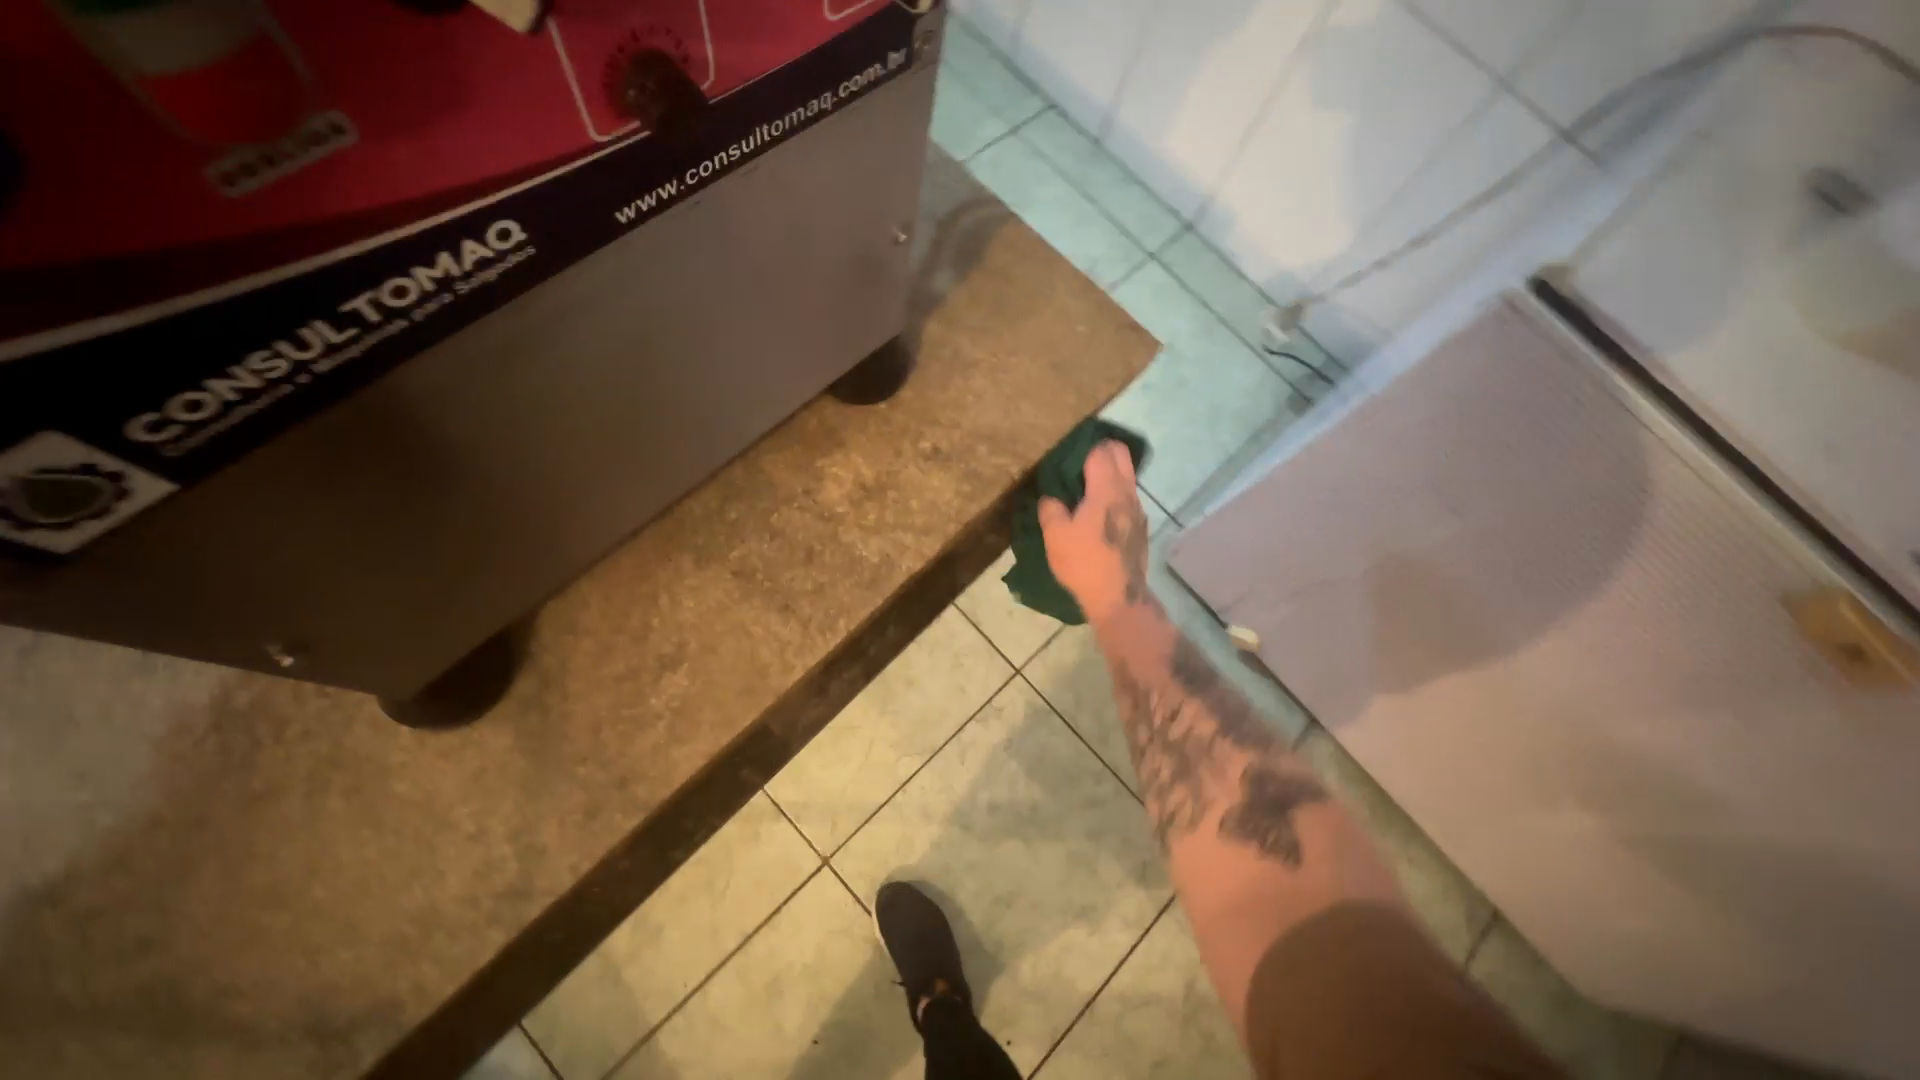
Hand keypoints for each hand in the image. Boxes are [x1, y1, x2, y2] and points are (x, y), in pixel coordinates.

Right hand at [1038, 441, 1153, 625]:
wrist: (1118, 598)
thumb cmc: (1084, 562)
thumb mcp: (1056, 536)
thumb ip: (1051, 510)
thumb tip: (1050, 499)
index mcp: (1106, 489)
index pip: (1101, 451)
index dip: (1085, 446)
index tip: (1068, 451)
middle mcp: (1127, 493)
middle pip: (1121, 456)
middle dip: (1103, 451)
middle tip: (1079, 461)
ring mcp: (1138, 511)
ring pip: (1127, 477)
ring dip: (1110, 474)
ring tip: (1086, 486)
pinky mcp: (1140, 528)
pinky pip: (1128, 498)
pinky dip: (1115, 494)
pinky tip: (1098, 512)